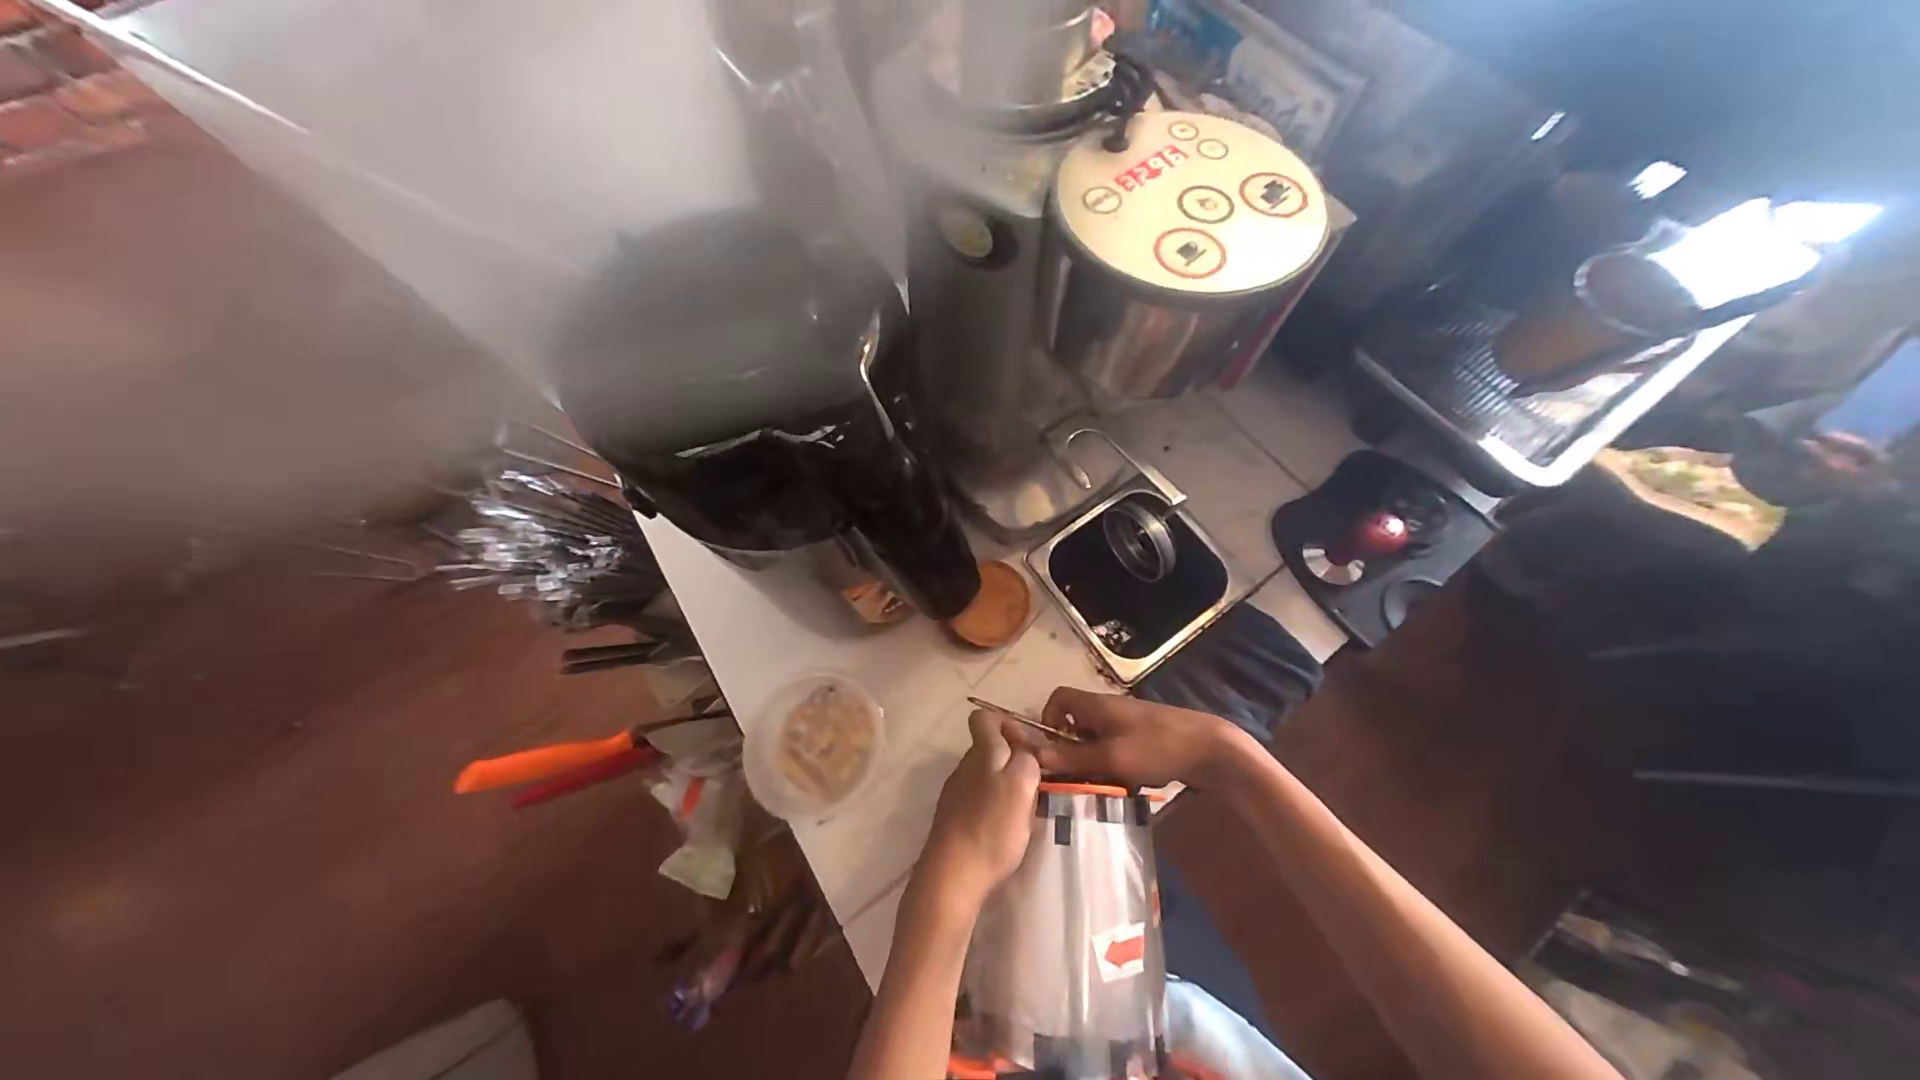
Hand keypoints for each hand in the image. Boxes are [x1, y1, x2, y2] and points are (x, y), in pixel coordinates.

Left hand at [920, 708, 1041, 907]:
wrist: (952, 875)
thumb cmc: (992, 826)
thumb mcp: (1022, 785)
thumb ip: (1027, 759)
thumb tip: (1025, 751)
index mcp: (981, 752)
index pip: (986, 717)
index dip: (1009, 723)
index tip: (1031, 747)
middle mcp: (965, 766)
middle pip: (990, 747)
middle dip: (1015, 758)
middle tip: (1038, 781)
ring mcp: (956, 792)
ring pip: (986, 774)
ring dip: (1007, 783)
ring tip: (1027, 808)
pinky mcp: (954, 817)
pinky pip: (980, 798)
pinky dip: (995, 804)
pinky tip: (1007, 827)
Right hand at [1002, 686, 1257, 788]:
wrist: (1210, 749)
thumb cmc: (1156, 748)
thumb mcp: (1109, 758)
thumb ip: (1071, 758)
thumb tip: (1032, 756)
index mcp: (1096, 706)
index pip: (1058, 698)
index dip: (1049, 720)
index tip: (1055, 749)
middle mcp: (1108, 709)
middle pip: (1075, 723)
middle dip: (1072, 751)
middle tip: (1078, 776)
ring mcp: (1128, 723)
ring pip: (1096, 740)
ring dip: (1094, 762)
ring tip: (1104, 785)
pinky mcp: (1144, 737)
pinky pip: (1115, 748)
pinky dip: (1114, 765)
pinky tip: (1127, 784)